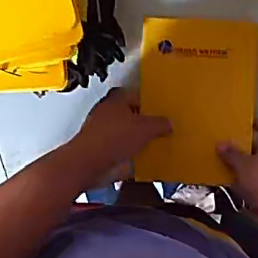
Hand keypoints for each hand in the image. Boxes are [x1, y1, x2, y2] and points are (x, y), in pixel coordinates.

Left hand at [51, 89, 172, 192]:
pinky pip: (118, 149)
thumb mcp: (146, 128)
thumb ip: (160, 124)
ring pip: (122, 131)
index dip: (145, 101)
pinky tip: (138, 158)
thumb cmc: (111, 139)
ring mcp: (101, 132)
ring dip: (134, 138)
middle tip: (156, 127)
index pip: (132, 93)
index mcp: (116, 100)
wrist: (89, 164)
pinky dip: (128, 153)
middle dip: (141, 121)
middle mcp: (106, 113)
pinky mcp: (100, 149)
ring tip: (150, 144)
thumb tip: (168, 124)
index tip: (156, 108)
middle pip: (127, 113)